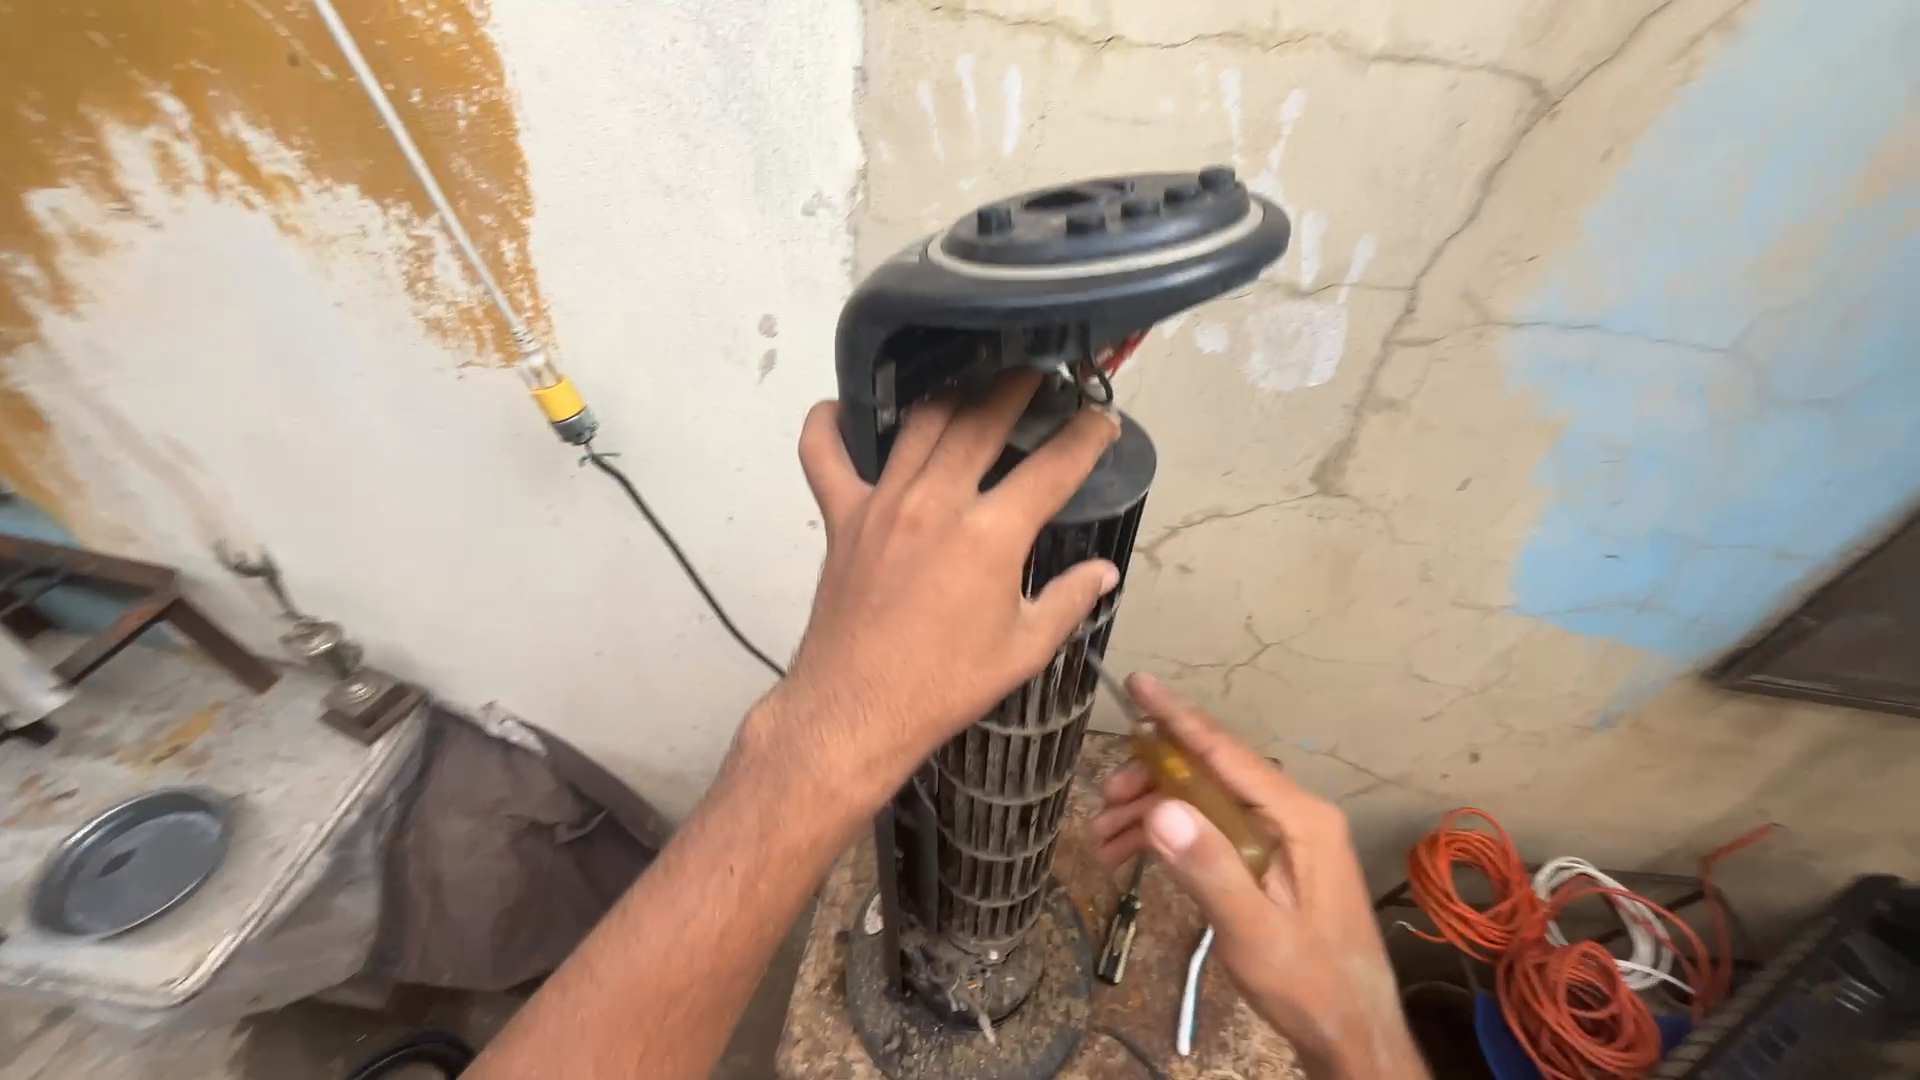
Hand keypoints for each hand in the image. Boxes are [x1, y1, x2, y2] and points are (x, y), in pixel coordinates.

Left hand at [746, 371, 1120, 813]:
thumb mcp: (1024, 649)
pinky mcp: (841, 515)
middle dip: (1018, 387)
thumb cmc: (946, 684)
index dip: (1087, 438)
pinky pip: (823, 454)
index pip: (1053, 467)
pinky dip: (828, 425)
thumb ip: (1069, 600)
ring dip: (951, 394)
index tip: (1102, 421)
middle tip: (1038, 373)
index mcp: (991, 534)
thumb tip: (1104, 572)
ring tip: (972, 382)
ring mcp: (882, 502)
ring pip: (919, 423)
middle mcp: (937, 501)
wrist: (858, 709)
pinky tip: (841, 408)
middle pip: (983, 419)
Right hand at [1091, 675, 1428, 1079]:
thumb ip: (1210, 869)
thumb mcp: (1255, 932)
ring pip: (1200, 800)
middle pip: (1206, 773)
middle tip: (1105, 802)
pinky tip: (1129, 854)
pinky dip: (1169, 837)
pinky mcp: (1266, 856)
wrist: (1353, 1040)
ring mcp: (1278, 834)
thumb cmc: (1311, 987)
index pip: (1226, 751)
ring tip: (1104, 840)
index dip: (1176, 717)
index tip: (1137, 684)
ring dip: (1151, 813)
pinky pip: (1208, 828)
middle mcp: (1290, 813)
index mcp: (1298, 816)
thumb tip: (1159, 808)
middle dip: (1150, 781)